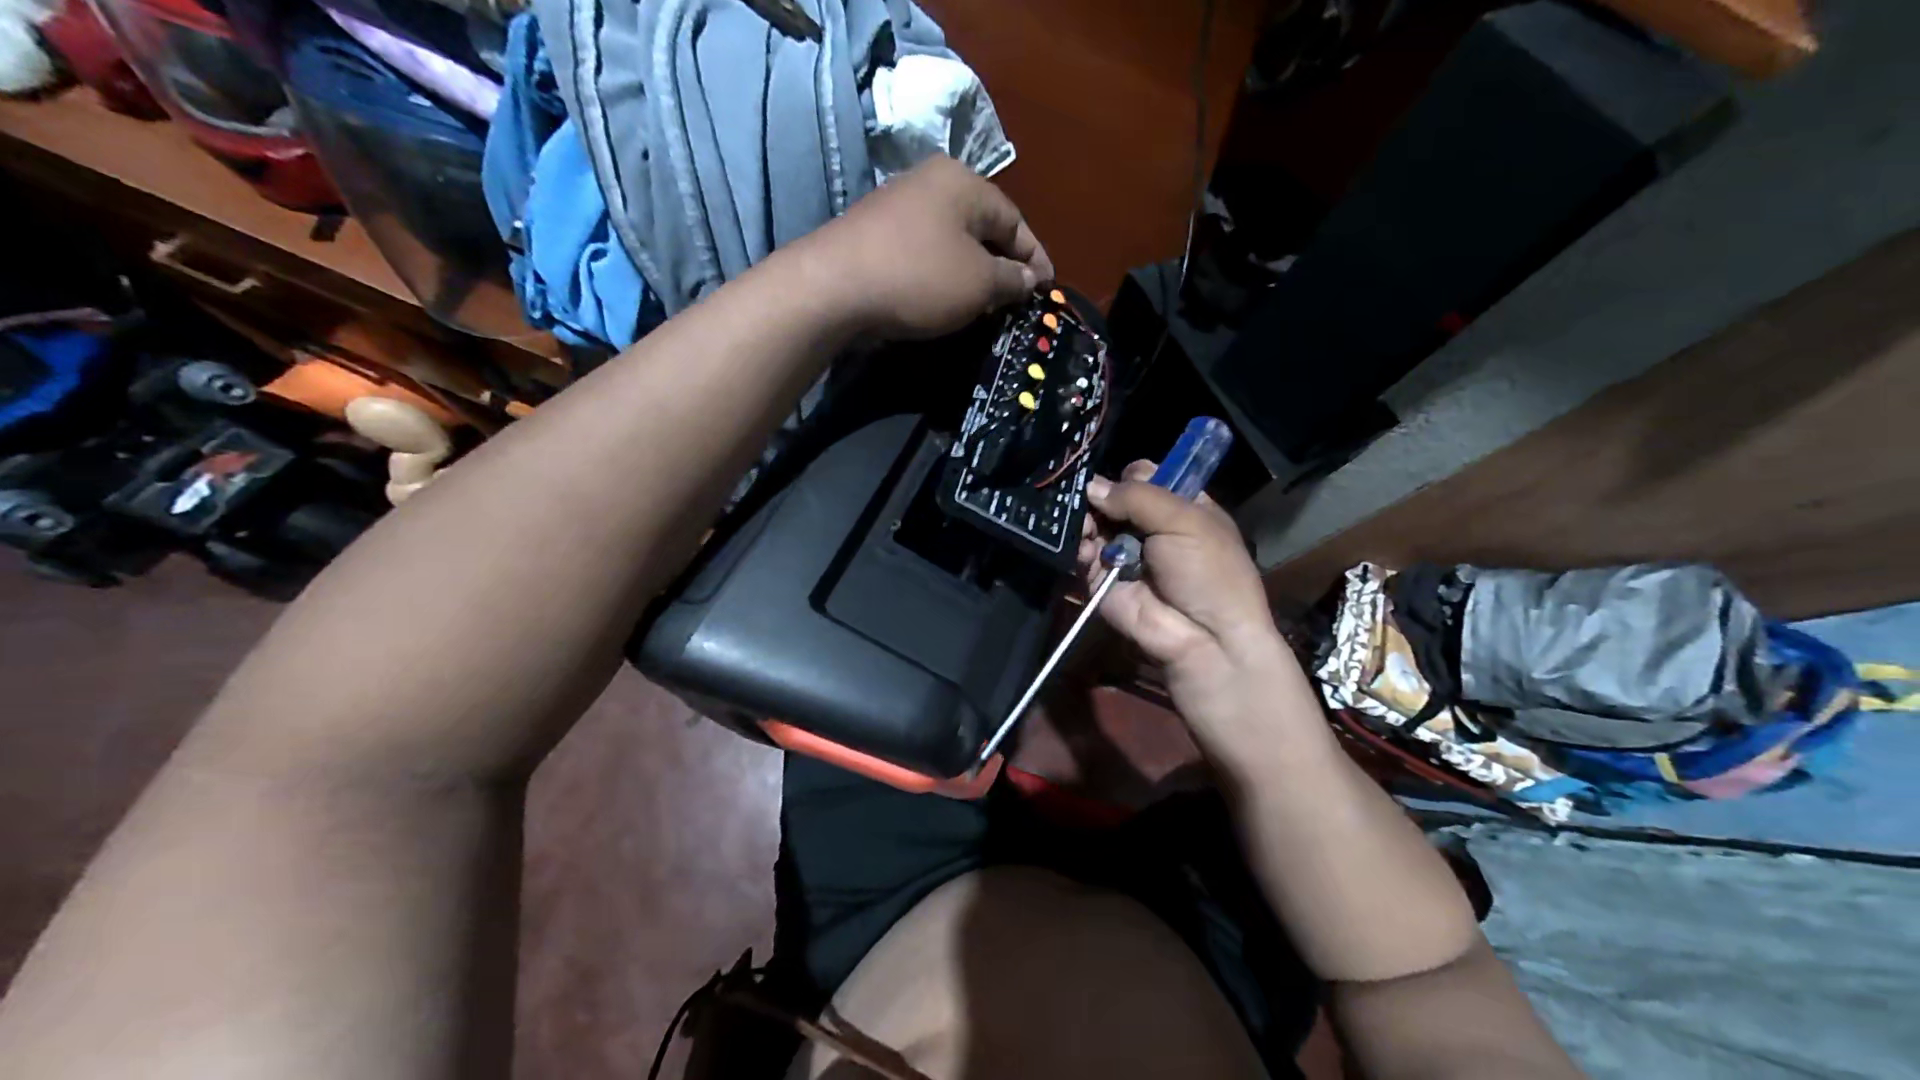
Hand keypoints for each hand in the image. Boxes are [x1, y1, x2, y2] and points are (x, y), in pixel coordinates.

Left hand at [794, 156, 1053, 339]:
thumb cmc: (919, 278)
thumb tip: (1028, 279)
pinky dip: (942, 274)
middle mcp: (932, 183)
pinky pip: (924, 251)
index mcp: (965, 182)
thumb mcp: (979, 284)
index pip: (1015, 220)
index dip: (1036, 257)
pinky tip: (944, 298)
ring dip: (972, 271)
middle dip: (1004, 264)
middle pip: (982, 226)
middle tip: (1017, 299)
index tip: (1048, 289)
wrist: (833, 287)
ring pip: (952, 240)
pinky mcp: (875, 233)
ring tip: (985, 304)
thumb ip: (1011, 280)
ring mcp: (898, 205)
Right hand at [1079, 461, 1300, 734]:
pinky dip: (1081, 550)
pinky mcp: (1103, 580)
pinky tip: (1086, 551)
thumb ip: (1137, 496)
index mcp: (1181, 507)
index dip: (1132, 475)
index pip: (1147, 476)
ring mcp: (1125, 554)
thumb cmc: (1208, 571)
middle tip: (1090, 500)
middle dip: (1101, 497)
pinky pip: (1084, 556)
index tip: (1121, 477)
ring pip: (1094, 524)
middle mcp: (1151, 528)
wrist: (1205, 637)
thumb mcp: (1184, 520)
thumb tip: (1093, 486)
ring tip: (1087, 527)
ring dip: (1087, 522)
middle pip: (1114, 498)